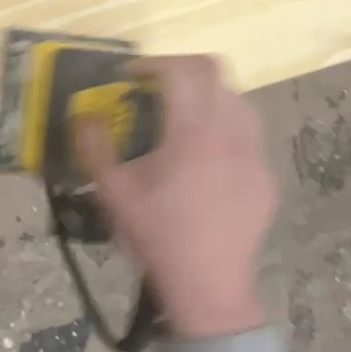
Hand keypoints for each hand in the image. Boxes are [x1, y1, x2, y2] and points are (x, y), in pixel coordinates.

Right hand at [76, 54, 274, 338]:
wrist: (209, 288)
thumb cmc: (157, 235)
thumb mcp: (111, 191)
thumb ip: (93, 146)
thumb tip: (84, 115)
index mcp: (192, 135)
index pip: (182, 71)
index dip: (152, 63)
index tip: (130, 77)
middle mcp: (230, 136)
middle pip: (215, 72)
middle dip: (180, 68)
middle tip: (155, 85)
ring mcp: (254, 156)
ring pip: (238, 99)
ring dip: (206, 94)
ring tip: (181, 116)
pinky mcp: (266, 178)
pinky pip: (249, 133)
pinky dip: (224, 126)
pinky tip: (203, 155)